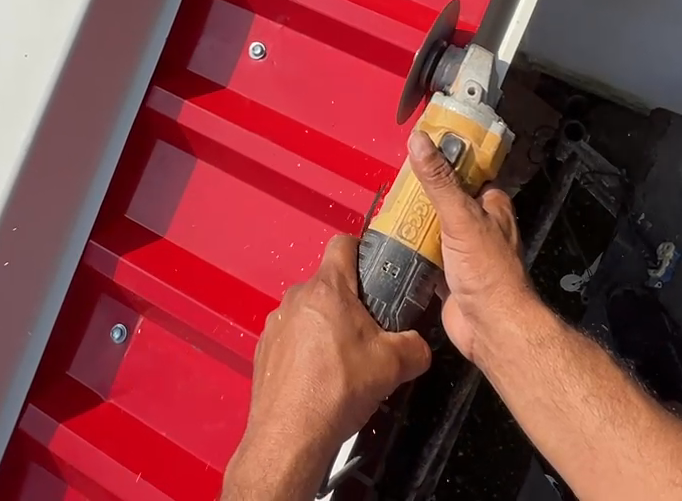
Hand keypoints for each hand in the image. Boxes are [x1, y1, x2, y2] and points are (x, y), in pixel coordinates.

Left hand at [223, 236, 430, 500]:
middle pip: (328, 284)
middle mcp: (297, 297)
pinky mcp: (263, 351)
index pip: (343, 244)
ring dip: (325, 327)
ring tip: (342, 363)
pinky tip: (317, 380)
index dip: (361, 251)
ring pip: (308, 312)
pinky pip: (290, 338)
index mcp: (328, 288)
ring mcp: (276, 324)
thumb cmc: (338, 389)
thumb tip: (419, 347)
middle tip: (368, 332)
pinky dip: (304, 351)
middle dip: (349, 302)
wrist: (289, 437)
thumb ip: (415, 347)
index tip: (374, 270)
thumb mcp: (393, 366)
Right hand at [406, 130, 532, 361]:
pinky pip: (428, 255)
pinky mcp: (450, 275)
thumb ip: (438, 179)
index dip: (447, 161)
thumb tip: (419, 141)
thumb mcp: (460, 215)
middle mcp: (481, 226)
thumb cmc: (487, 270)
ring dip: (417, 223)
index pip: (469, 173)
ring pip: (437, 228)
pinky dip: (413, 250)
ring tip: (390, 209)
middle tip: (396, 184)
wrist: (490, 328)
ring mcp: (466, 252)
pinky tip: (394, 243)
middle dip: (425, 195)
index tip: (420, 151)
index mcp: (493, 206)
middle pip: (449, 200)